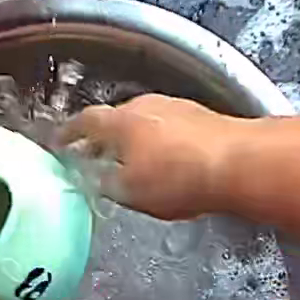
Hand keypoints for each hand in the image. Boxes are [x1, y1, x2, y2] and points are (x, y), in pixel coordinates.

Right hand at [62, 95, 248, 219]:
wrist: (238, 163)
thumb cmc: (178, 179)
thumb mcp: (130, 193)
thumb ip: (107, 184)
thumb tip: (98, 181)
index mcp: (119, 122)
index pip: (84, 122)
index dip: (69, 134)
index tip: (61, 142)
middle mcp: (145, 105)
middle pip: (115, 119)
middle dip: (102, 138)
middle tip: (92, 155)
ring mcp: (175, 107)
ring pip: (143, 122)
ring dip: (132, 140)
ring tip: (129, 163)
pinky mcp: (200, 118)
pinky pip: (167, 128)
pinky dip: (157, 143)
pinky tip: (165, 164)